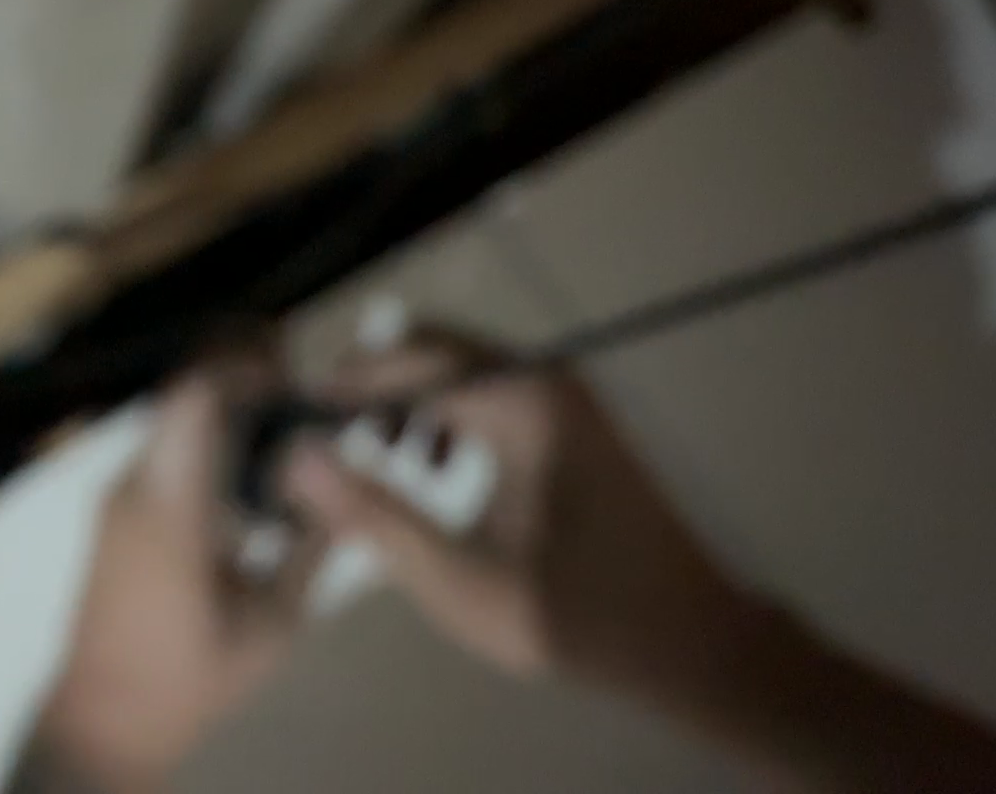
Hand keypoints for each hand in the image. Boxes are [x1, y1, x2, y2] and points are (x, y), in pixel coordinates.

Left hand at [37, 358, 322, 791]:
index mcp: (171, 508)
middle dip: (235, 381)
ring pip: (168, 423)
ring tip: (276, 430)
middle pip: (179, 400)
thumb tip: (339, 502)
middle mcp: (135, 485)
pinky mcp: (113, 510)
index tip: (285, 374)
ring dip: (218, 412)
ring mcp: (116, 495)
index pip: (191, 402)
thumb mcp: (268, 626)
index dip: (237, 369)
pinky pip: (160, 453)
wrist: (100, 716)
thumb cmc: (187, 678)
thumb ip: (305, 557)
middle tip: (292, 394)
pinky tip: (241, 478)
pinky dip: (201, 444)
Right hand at [283, 329, 753, 694]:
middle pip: (427, 348)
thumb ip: (371, 513)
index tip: (300, 419)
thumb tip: (296, 458)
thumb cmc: (576, 616)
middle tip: (332, 435)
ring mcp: (560, 390)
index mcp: (520, 403)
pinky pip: (483, 386)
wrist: (700, 648)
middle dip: (372, 387)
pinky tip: (438, 466)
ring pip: (452, 362)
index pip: (407, 359)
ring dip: (405, 398)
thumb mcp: (459, 578)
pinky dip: (443, 411)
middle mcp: (541, 376)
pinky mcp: (567, 412)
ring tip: (384, 454)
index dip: (345, 384)